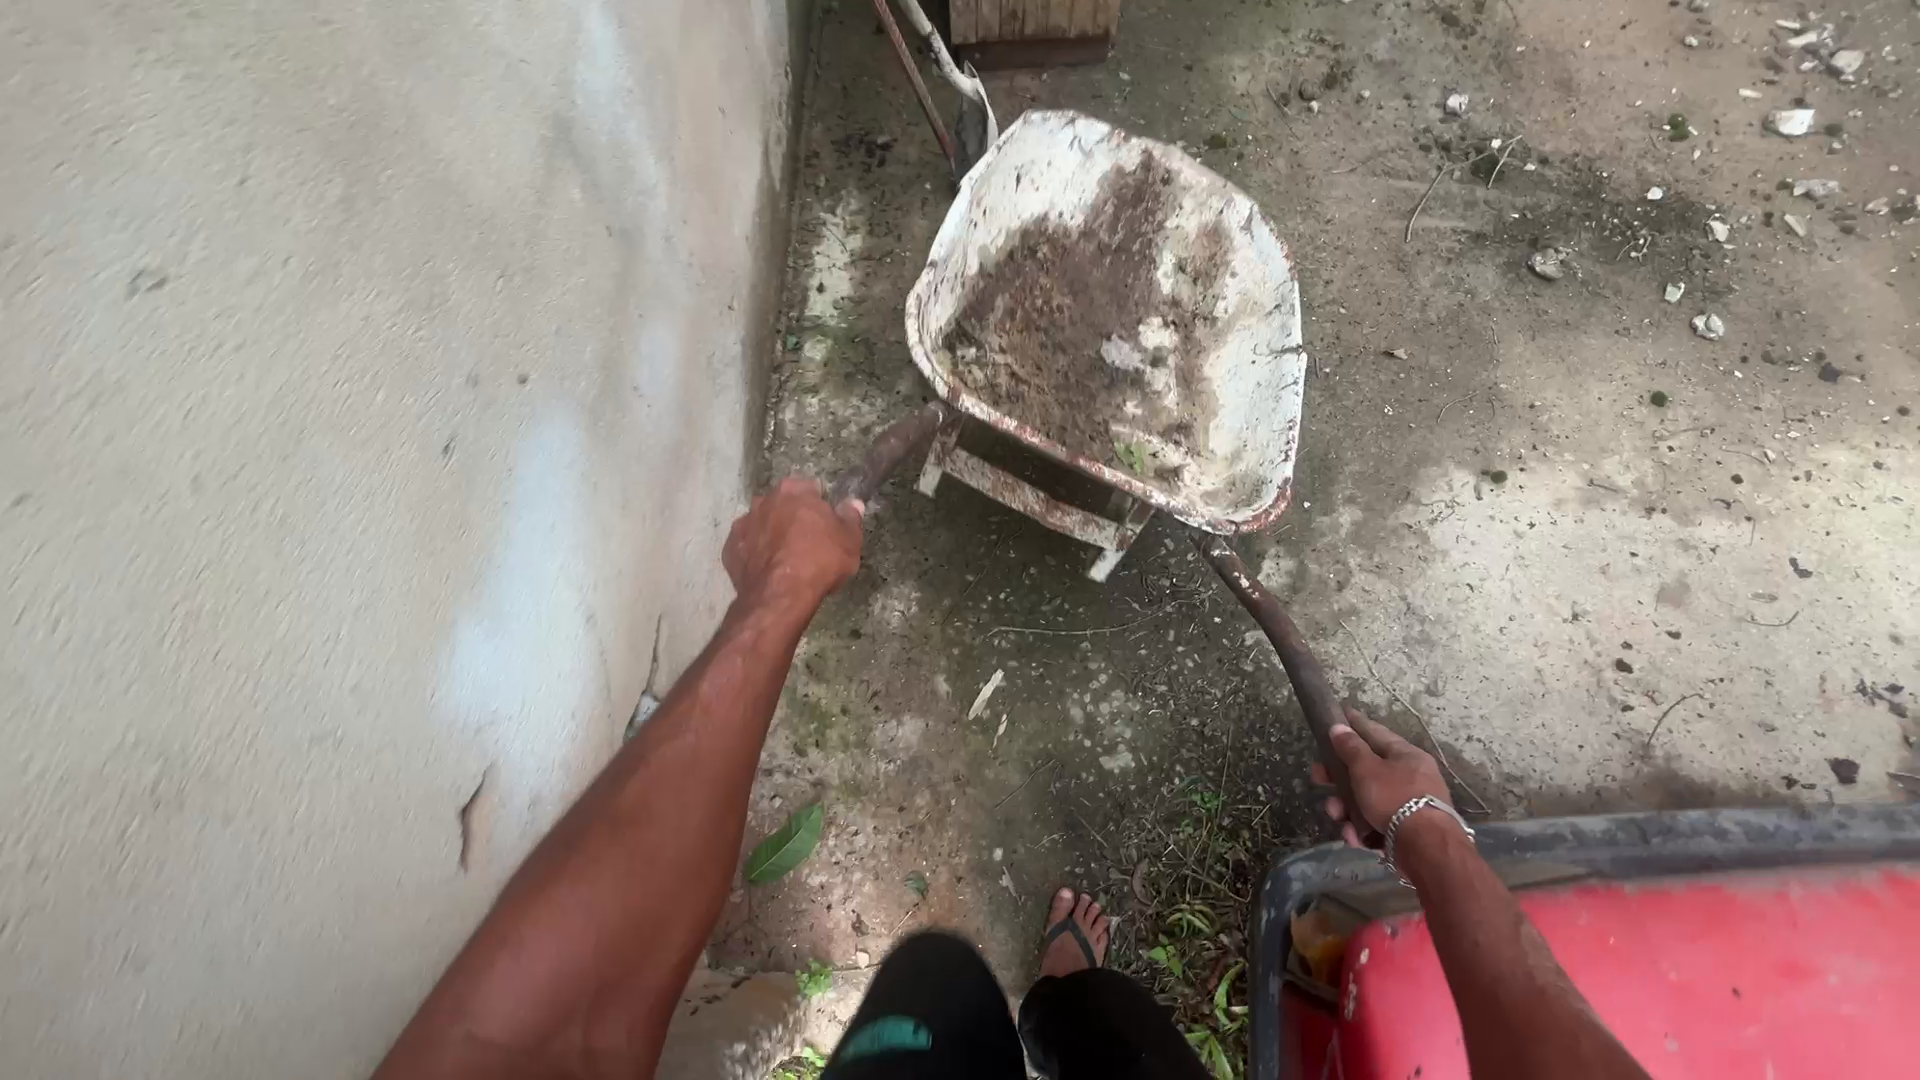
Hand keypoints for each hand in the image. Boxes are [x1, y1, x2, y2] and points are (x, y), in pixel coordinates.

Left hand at [722, 476, 863, 611]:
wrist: (780, 595)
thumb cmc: (820, 561)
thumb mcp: (850, 540)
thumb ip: (851, 517)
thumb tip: (852, 503)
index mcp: (794, 491)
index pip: (811, 488)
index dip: (821, 505)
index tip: (827, 524)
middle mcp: (764, 500)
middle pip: (783, 504)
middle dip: (793, 516)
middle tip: (808, 541)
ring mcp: (744, 524)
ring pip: (763, 523)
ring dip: (772, 533)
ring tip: (786, 558)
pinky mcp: (730, 549)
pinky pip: (748, 546)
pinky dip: (756, 553)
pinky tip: (769, 569)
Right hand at [1310, 707, 1449, 847]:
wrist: (1427, 848)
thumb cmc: (1395, 798)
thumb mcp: (1367, 768)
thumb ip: (1350, 747)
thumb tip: (1338, 727)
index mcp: (1406, 756)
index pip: (1375, 732)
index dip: (1355, 723)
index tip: (1339, 713)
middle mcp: (1410, 777)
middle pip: (1365, 770)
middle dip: (1339, 778)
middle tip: (1319, 779)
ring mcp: (1409, 805)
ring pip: (1366, 799)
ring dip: (1346, 808)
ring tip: (1338, 817)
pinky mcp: (1405, 830)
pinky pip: (1375, 822)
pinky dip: (1361, 828)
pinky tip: (1355, 836)